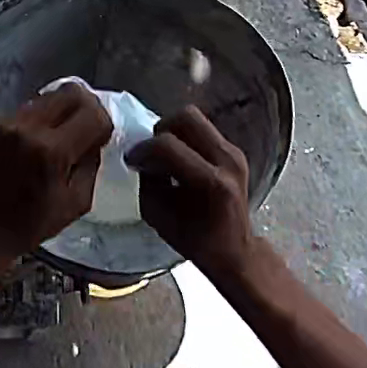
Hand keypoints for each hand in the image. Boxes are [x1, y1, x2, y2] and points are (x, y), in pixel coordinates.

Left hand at [0, 85, 111, 264]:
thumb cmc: (31, 223)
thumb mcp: (76, 202)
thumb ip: (91, 164)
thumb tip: (96, 139)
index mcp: (52, 151)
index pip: (92, 114)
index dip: (104, 123)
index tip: (102, 138)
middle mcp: (29, 128)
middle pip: (71, 91)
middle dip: (88, 106)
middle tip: (89, 126)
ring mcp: (9, 122)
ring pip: (50, 95)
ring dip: (64, 108)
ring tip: (65, 132)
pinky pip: (30, 107)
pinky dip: (44, 116)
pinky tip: (42, 137)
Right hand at [127, 106, 255, 276]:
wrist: (235, 250)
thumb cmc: (195, 240)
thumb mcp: (158, 215)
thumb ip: (147, 181)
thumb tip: (140, 157)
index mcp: (212, 183)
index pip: (168, 145)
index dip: (142, 149)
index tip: (131, 160)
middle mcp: (227, 160)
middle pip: (186, 117)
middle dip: (161, 131)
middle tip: (153, 152)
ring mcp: (233, 152)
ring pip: (193, 118)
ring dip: (172, 131)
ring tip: (166, 155)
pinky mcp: (233, 150)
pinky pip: (201, 129)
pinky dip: (183, 138)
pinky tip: (180, 160)